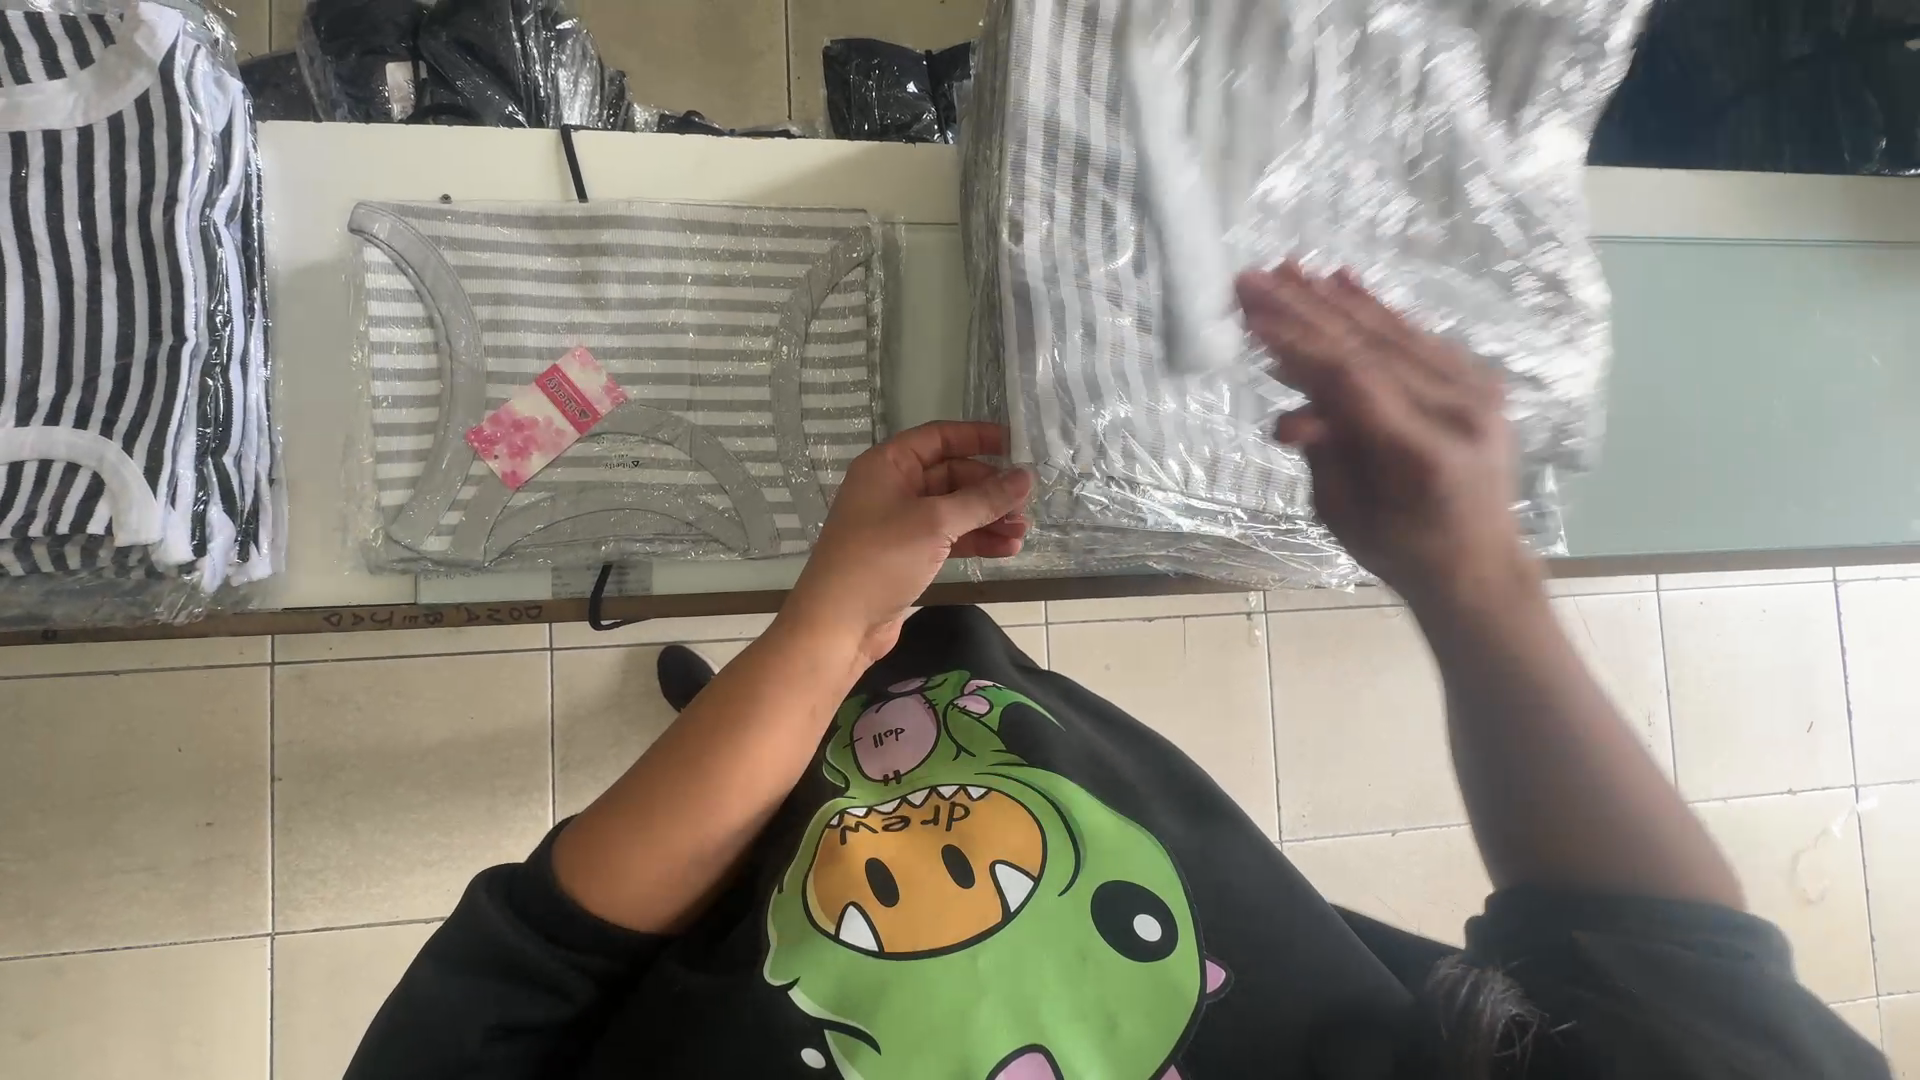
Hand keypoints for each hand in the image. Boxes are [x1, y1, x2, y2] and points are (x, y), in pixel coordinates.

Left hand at [780, 421, 1034, 666]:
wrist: (838, 624)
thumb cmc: (880, 560)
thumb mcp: (935, 523)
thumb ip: (983, 499)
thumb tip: (1026, 477)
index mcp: (888, 465)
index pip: (939, 437)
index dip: (977, 437)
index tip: (1016, 444)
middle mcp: (893, 488)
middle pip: (950, 475)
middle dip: (989, 488)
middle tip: (1026, 502)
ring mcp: (899, 523)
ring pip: (953, 510)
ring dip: (987, 518)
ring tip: (1022, 531)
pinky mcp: (907, 555)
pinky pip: (948, 537)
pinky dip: (975, 541)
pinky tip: (1006, 549)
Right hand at [1236, 261, 1536, 609]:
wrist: (1479, 562)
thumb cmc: (1400, 552)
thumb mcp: (1344, 515)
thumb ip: (1324, 455)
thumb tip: (1290, 417)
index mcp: (1421, 450)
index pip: (1348, 378)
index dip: (1295, 342)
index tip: (1250, 312)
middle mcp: (1457, 408)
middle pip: (1366, 344)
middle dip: (1302, 308)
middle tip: (1254, 278)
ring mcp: (1474, 389)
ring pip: (1390, 332)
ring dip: (1332, 299)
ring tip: (1287, 270)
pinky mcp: (1475, 380)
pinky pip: (1416, 338)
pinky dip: (1374, 309)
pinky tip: (1342, 282)